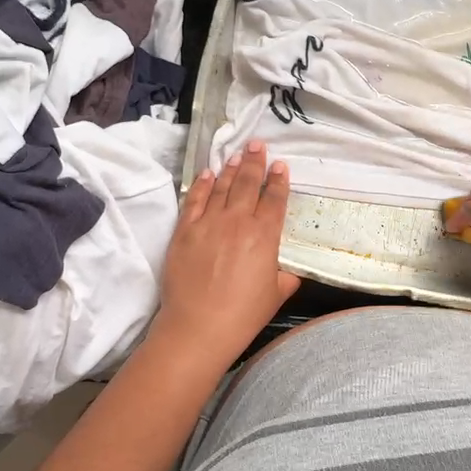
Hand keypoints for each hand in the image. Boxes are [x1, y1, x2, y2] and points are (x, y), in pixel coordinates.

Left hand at [150, 139, 299, 368]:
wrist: (199, 326)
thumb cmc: (243, 315)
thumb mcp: (276, 295)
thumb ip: (284, 277)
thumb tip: (285, 272)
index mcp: (264, 236)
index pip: (274, 199)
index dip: (278, 180)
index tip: (280, 165)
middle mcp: (237, 221)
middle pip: (248, 183)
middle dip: (255, 162)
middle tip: (257, 144)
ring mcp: (208, 223)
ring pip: (222, 187)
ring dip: (231, 168)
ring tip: (237, 154)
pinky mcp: (184, 231)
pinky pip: (195, 200)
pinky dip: (202, 184)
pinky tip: (208, 174)